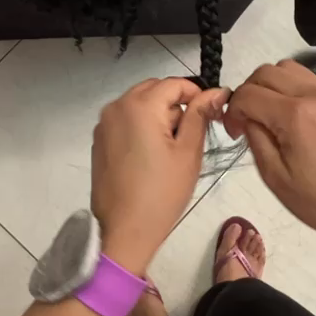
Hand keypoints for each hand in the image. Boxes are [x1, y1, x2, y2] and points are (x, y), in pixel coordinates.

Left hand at [92, 78, 226, 271]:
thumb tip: (217, 91)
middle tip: (193, 133)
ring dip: (158, 115)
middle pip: (154, 90)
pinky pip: (125, 120)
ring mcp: (104, 124)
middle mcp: (116, 107)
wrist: (124, 230)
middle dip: (176, 104)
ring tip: (173, 148)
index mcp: (139, 106)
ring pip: (139, 104)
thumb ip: (200, 115)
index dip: (197, 94)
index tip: (212, 115)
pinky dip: (141, 126)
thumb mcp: (188, 152)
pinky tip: (152, 156)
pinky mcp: (99, 141)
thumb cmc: (162, 193)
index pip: (174, 84)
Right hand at [223, 60, 315, 249]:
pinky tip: (288, 116)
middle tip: (246, 123)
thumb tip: (246, 117)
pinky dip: (289, 87)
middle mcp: (313, 95)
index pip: (248, 93)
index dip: (232, 111)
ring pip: (287, 68)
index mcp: (295, 115)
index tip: (234, 134)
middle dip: (248, 93)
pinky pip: (306, 79)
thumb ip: (255, 138)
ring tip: (267, 116)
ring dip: (268, 86)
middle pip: (265, 72)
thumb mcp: (274, 176)